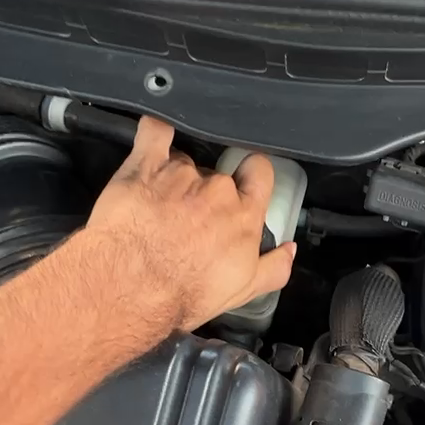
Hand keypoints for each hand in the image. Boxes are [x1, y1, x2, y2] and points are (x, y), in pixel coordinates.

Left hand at [81, 117, 295, 330]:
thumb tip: (290, 251)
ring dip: (175, 178)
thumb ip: (274, 268)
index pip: (260, 174)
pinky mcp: (144, 166)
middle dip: (206, 191)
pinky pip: (155, 131)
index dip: (251, 176)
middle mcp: (217, 190)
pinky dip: (157, 131)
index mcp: (244, 216)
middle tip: (189, 218)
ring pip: (184, 162)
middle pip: (218, 174)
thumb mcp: (243, 291)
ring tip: (159, 207)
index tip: (242, 186)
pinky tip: (157, 136)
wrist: (134, 288)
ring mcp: (181, 174)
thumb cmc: (185, 294)